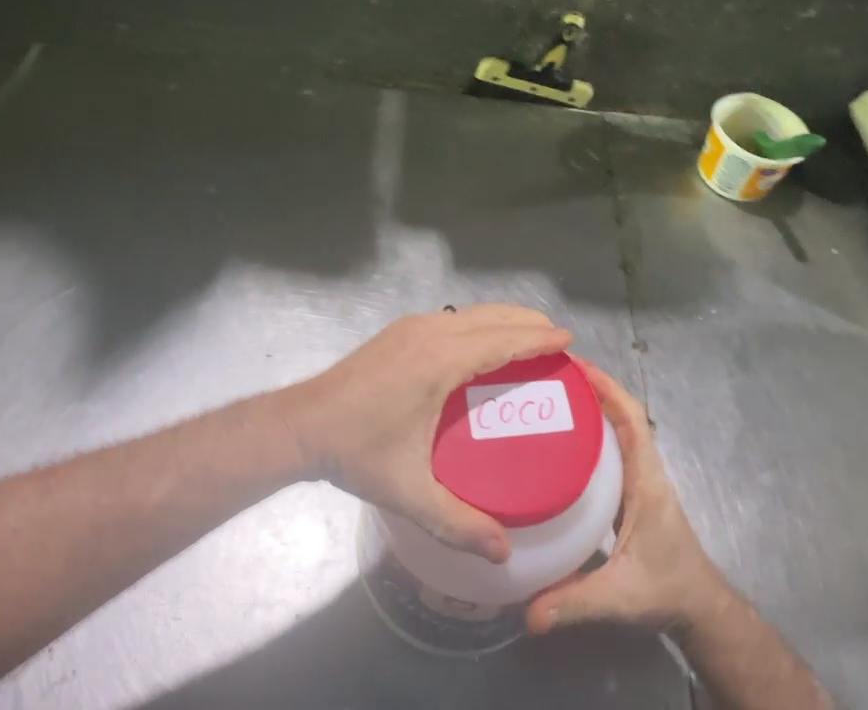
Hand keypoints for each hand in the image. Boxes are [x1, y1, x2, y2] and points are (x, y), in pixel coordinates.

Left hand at [276, 305, 571, 562]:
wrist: (299, 426)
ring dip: (503, 320)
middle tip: (556, 340)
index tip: (568, 339)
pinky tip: (482, 346)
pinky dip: (479, 324)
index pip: (502, 340)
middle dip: (528, 322)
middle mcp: (429, 333)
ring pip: (471, 313)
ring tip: (528, 337)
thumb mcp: (409, 492)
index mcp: (439, 362)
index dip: (538, 338)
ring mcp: (410, 328)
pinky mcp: (397, 331)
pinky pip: (453, 319)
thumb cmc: (355, 453)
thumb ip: (458, 522)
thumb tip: (503, 554)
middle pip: (492, 317)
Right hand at [527, 361, 732, 634]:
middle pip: (619, 417)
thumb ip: (574, 603)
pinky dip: (585, 442)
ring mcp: (638, 483)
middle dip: (589, 390)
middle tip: (546, 376)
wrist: (698, 608)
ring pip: (614, 435)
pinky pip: (607, 456)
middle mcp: (643, 472)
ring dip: (587, 413)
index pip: (631, 419)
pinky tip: (555, 449)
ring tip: (545, 402)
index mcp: (646, 480)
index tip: (575, 363)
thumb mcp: (620, 597)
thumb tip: (526, 612)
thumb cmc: (667, 590)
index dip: (607, 387)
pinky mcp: (629, 496)